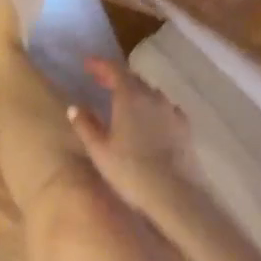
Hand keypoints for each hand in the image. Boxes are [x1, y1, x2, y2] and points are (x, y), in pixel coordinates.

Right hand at [67, 57, 196, 211]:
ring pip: (151, 93)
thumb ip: (86, 125)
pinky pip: (165, 108)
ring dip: (135, 91)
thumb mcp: (99, 150)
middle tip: (100, 82)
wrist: (177, 195)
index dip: (99, 64)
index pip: (114, 69)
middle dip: (116, 77)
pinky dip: (153, 107)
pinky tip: (150, 119)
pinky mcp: (185, 128)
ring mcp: (172, 112)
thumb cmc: (131, 171)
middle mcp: (153, 97)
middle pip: (133, 78)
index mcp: (129, 97)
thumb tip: (75, 108)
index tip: (86, 64)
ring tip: (123, 101)